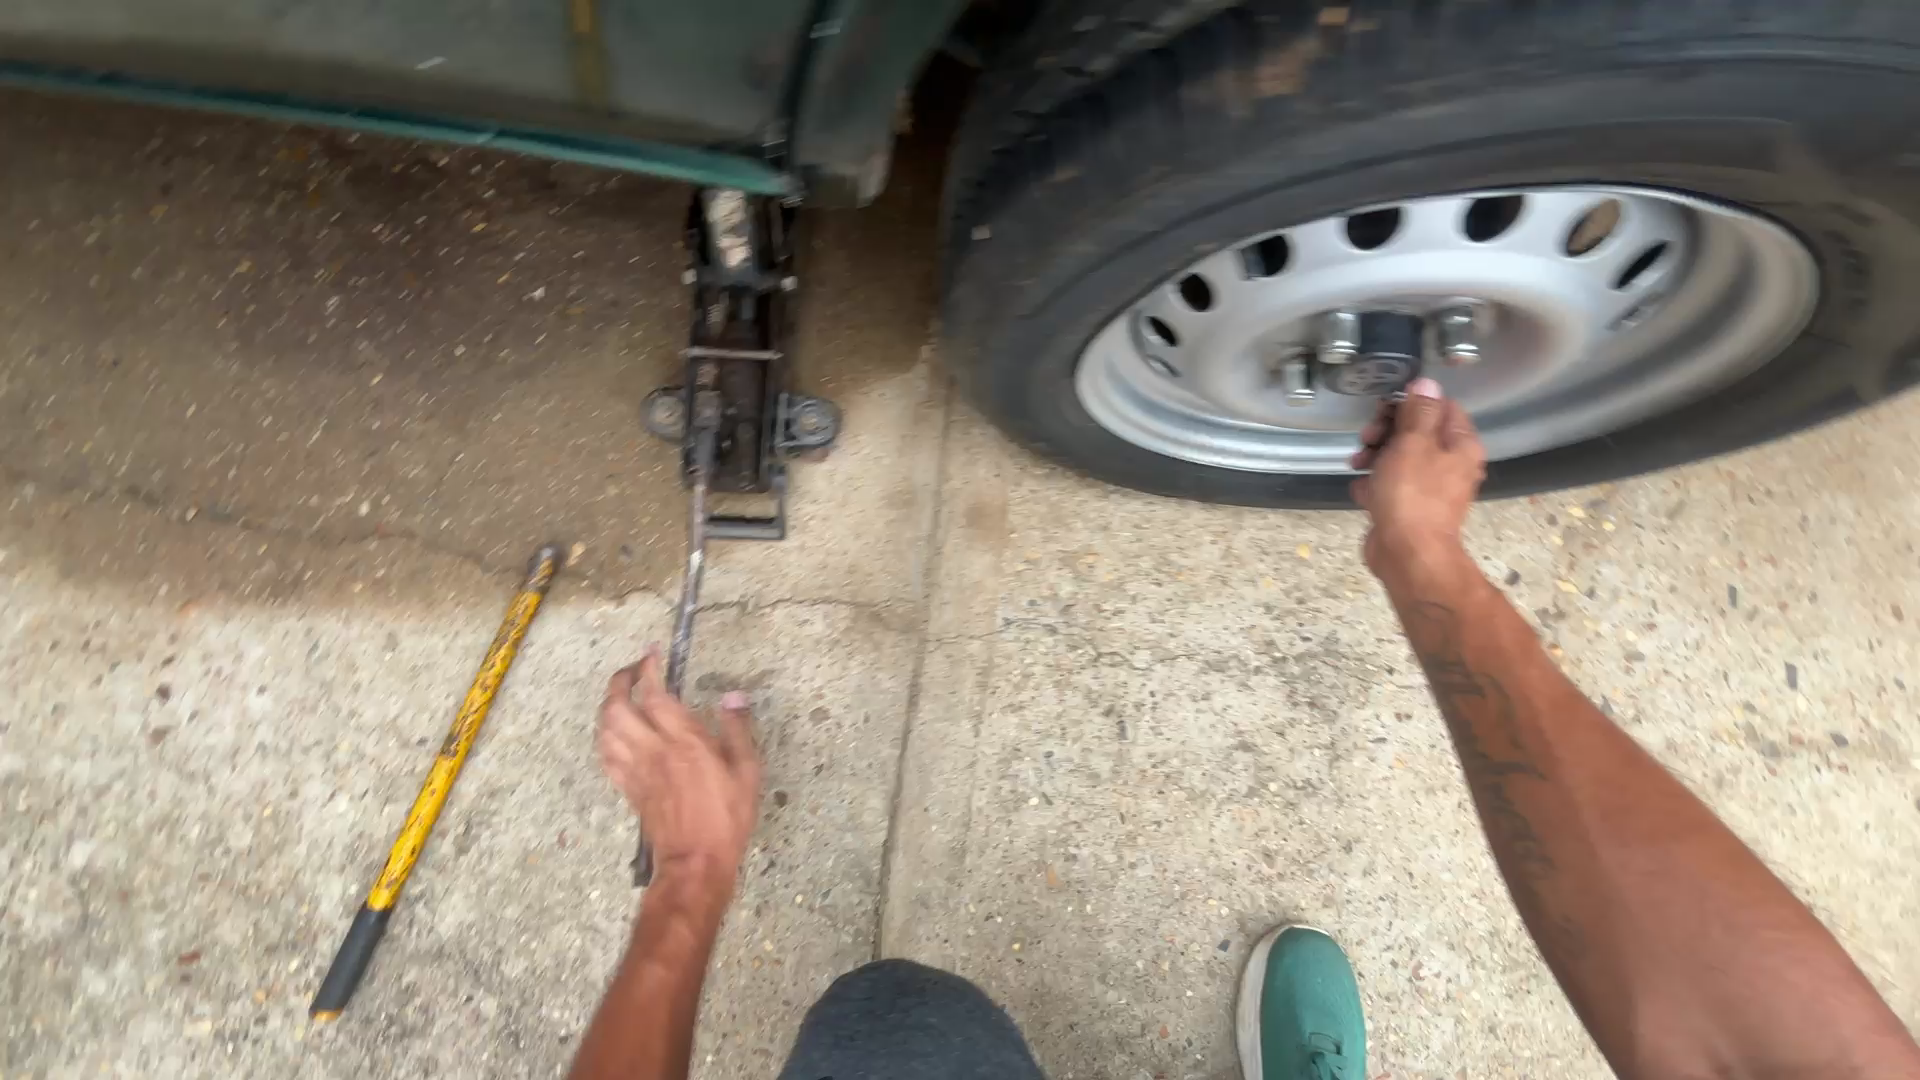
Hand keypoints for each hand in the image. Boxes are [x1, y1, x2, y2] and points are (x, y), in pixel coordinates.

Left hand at [596, 648, 761, 896]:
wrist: (696, 862)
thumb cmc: (727, 815)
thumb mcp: (747, 770)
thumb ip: (737, 729)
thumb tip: (733, 697)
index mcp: (684, 741)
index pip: (656, 695)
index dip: (650, 669)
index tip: (653, 654)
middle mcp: (653, 750)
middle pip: (617, 707)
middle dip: (619, 681)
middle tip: (633, 669)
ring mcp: (635, 770)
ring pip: (604, 729)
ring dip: (608, 705)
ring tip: (622, 694)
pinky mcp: (628, 788)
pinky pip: (605, 754)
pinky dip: (604, 734)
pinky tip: (614, 731)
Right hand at [1348, 377, 1485, 584]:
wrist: (1408, 552)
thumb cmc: (1412, 494)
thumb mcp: (1412, 443)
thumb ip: (1419, 411)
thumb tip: (1426, 382)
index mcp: (1460, 445)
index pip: (1440, 407)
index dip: (1409, 404)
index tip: (1383, 409)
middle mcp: (1450, 464)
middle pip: (1416, 432)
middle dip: (1386, 431)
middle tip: (1367, 438)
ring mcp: (1429, 488)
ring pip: (1399, 458)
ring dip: (1374, 456)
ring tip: (1357, 464)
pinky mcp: (1409, 507)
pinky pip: (1389, 485)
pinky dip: (1374, 484)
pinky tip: (1363, 490)